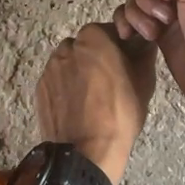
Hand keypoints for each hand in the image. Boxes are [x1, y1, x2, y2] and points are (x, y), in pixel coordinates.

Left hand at [34, 23, 156, 184]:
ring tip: (91, 96)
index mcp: (93, 38)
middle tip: (108, 80)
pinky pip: (56, 80)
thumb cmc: (120, 113)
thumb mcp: (144, 81)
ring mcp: (50, 68)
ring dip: (78, 71)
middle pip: (84, 46)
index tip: (124, 63)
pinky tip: (77, 106)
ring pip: (68, 62)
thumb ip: (144, 53)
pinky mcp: (39, 89)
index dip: (117, 46)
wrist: (86, 154)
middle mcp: (68, 47)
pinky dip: (65, 87)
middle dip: (95, 57)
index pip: (107, 31)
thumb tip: (145, 41)